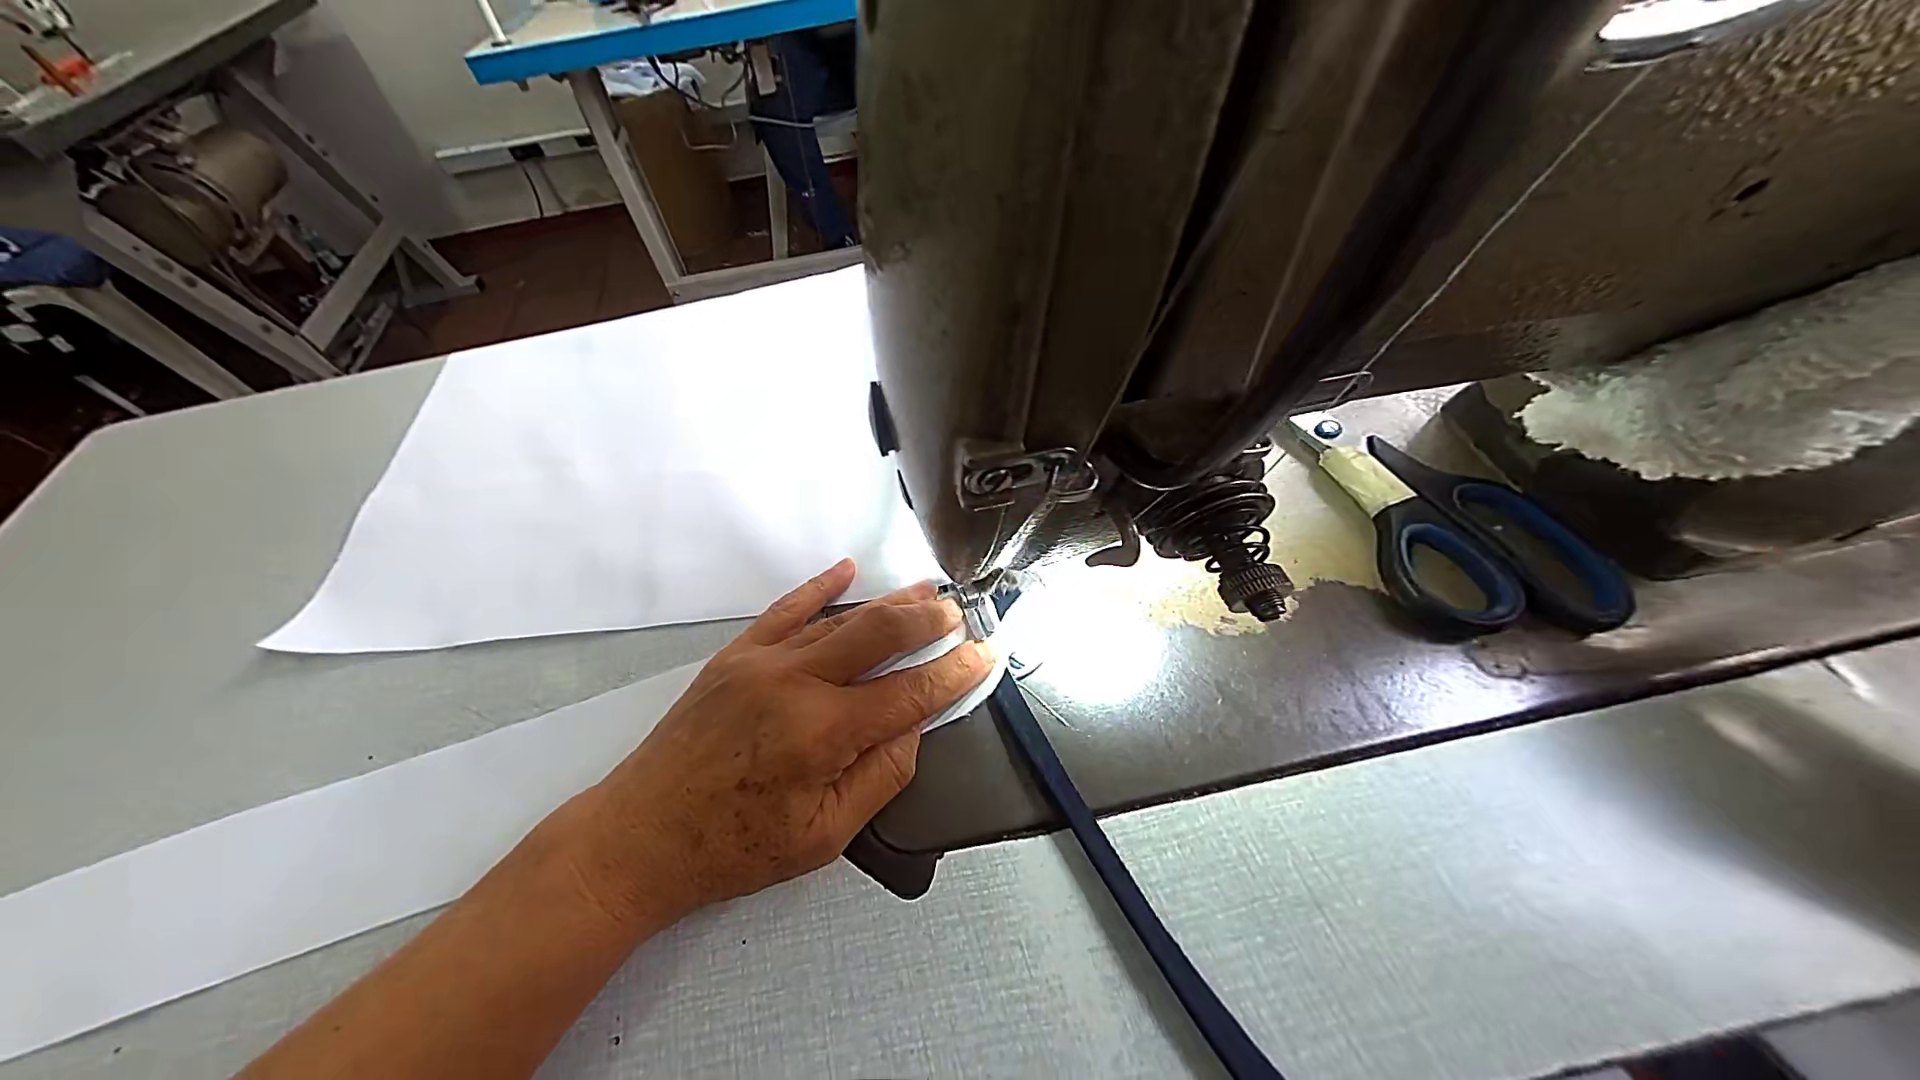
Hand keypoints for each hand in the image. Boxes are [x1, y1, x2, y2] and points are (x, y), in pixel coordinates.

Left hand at [577, 559, 994, 927]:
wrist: (638, 836)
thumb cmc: (735, 846)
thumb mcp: (824, 836)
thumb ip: (880, 776)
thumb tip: (914, 726)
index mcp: (824, 733)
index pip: (910, 692)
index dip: (955, 671)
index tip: (986, 655)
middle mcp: (798, 683)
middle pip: (880, 633)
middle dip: (928, 619)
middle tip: (959, 613)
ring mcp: (763, 661)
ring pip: (841, 618)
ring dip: (889, 603)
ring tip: (925, 591)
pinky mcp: (735, 654)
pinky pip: (786, 609)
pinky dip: (820, 587)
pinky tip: (846, 570)